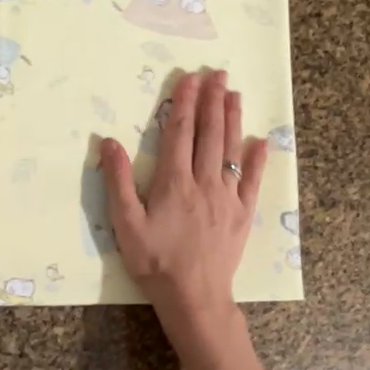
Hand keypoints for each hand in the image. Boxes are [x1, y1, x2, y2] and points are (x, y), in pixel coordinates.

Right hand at [100, 69, 268, 339]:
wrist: (193, 296)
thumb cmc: (154, 261)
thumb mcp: (125, 224)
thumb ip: (119, 182)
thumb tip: (110, 143)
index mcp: (174, 182)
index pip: (179, 133)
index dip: (183, 103)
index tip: (188, 78)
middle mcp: (204, 182)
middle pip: (209, 134)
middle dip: (212, 101)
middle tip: (217, 73)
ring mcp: (227, 198)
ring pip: (232, 150)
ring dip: (232, 119)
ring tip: (233, 93)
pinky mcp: (242, 215)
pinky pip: (253, 181)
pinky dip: (258, 159)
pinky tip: (260, 141)